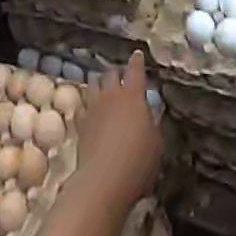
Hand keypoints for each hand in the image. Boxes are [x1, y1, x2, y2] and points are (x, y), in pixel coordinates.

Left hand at [73, 51, 161, 207]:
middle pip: (111, 72)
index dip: (137, 61)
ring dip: (99, 82)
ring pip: (93, 84)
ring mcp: (93, 108)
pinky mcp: (80, 124)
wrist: (103, 181)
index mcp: (133, 95)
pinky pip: (82, 106)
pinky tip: (89, 109)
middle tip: (121, 74)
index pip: (135, 70)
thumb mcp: (155, 142)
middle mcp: (111, 95)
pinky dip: (87, 104)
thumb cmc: (138, 161)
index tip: (137, 54)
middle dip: (116, 71)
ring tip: (103, 86)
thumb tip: (152, 110)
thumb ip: (152, 122)